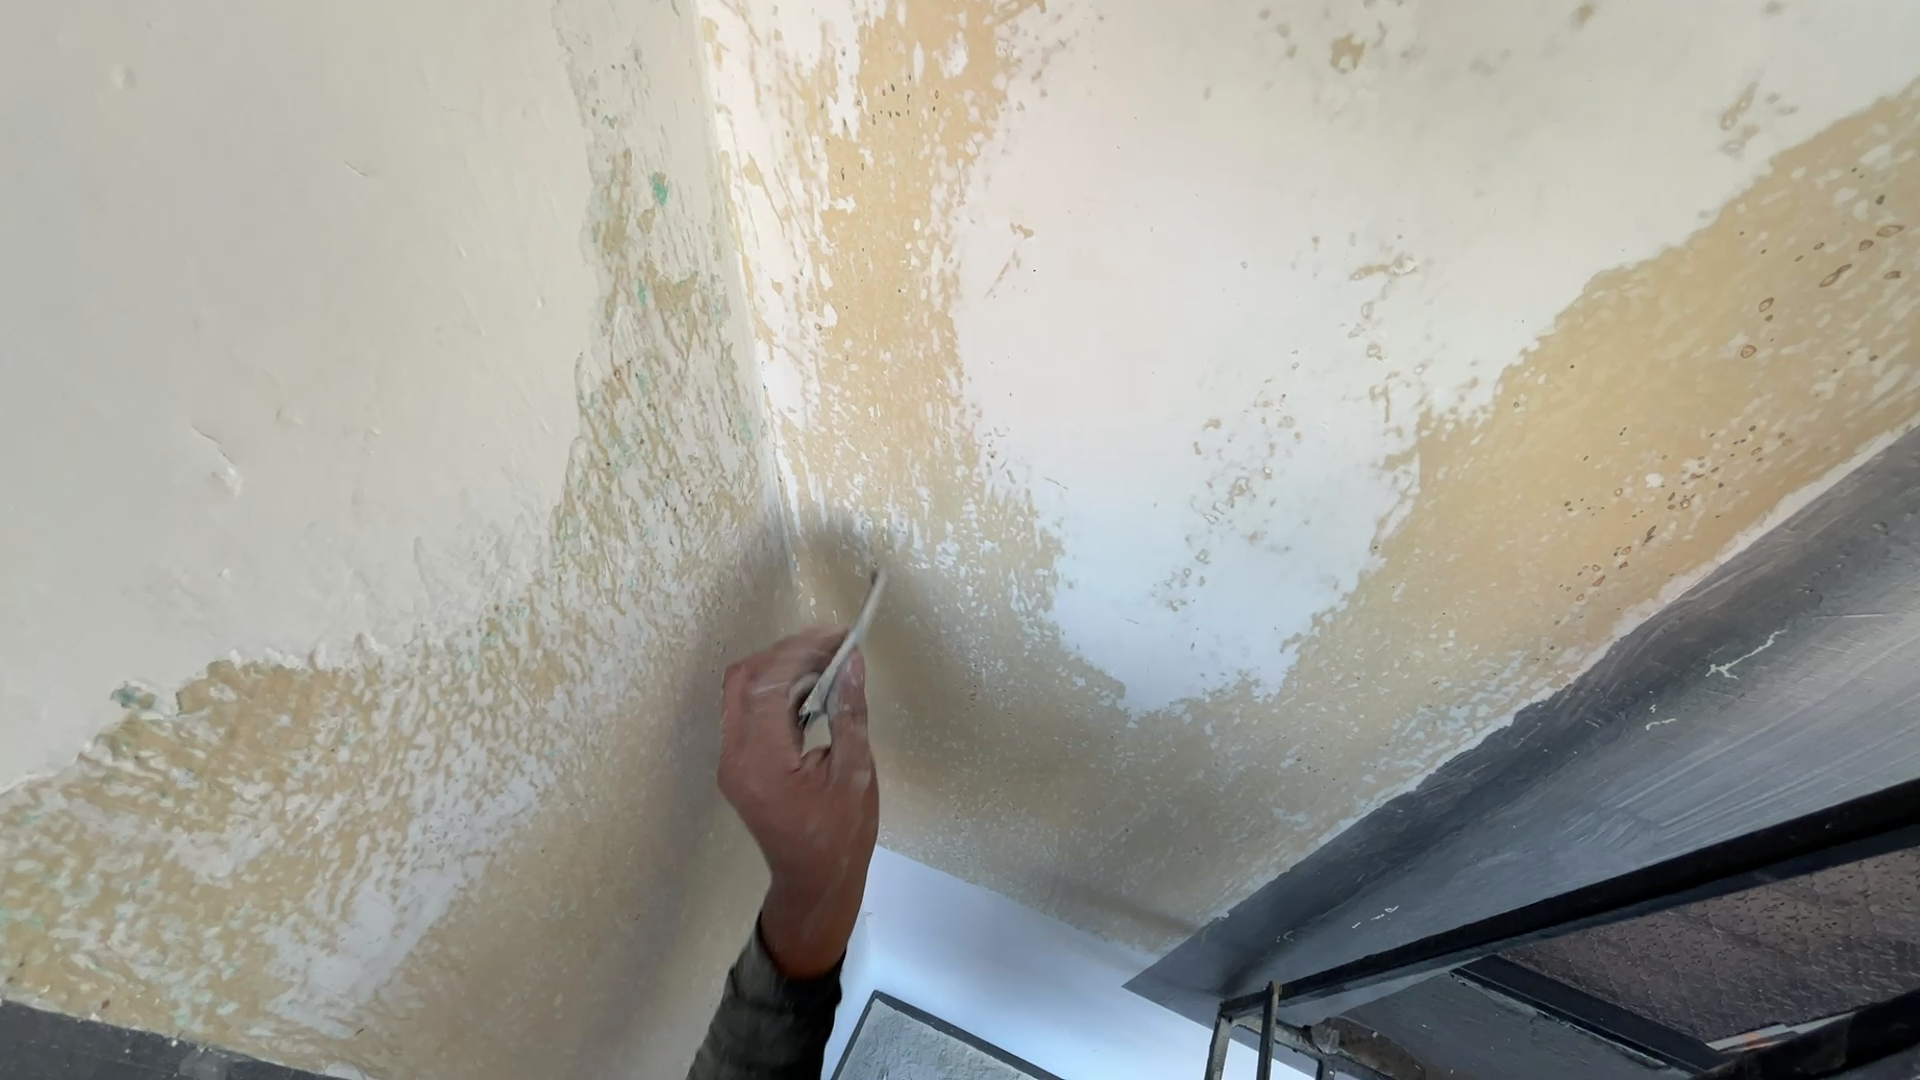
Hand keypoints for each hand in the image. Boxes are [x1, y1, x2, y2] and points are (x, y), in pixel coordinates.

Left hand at [718, 627, 879, 978]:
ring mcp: (731, 760)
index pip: (768, 683)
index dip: (801, 650)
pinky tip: (812, 686)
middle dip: (787, 652)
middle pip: (744, 679)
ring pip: (742, 690)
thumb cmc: (842, 833)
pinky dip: (777, 689)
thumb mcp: (856, 772)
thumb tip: (852, 659)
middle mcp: (735, 756)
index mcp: (762, 761)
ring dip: (781, 667)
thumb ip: (850, 712)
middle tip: (833, 645)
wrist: (815, 882)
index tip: (838, 636)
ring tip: (828, 660)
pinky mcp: (739, 763)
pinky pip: (748, 709)